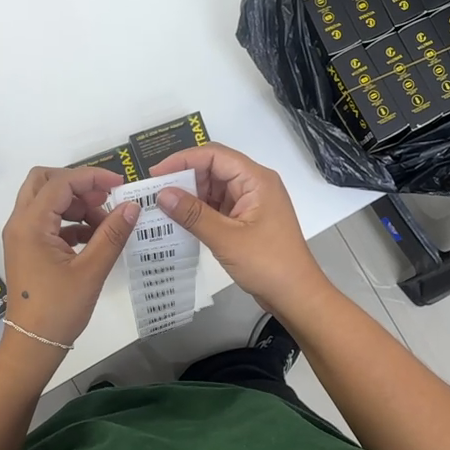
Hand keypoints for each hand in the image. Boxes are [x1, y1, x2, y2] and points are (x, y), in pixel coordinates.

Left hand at [0, 166, 139, 347]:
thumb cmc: (59, 310)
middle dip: (77, 184)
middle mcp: (20, 224)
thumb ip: (112, 235)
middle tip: (105, 199)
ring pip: (46, 201)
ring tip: (105, 225)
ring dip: (76, 204)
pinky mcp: (28, 250)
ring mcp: (22, 237)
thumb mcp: (91, 271)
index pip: (61, 182)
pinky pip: (48, 222)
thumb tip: (132, 207)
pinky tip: (94, 239)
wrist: (33, 344)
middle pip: (44, 182)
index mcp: (30, 225)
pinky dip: (71, 222)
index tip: (120, 185)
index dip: (92, 177)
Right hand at [149, 145, 330, 314]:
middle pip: (213, 169)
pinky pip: (218, 207)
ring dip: (190, 196)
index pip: (214, 155)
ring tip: (161, 208)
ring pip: (214, 189)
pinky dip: (199, 212)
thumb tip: (162, 194)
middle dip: (184, 178)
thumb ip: (193, 214)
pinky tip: (179, 221)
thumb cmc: (267, 264)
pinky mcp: (246, 220)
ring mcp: (251, 203)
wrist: (295, 294)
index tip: (155, 174)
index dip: (182, 160)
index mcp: (256, 179)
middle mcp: (254, 184)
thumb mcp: (226, 238)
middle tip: (154, 194)